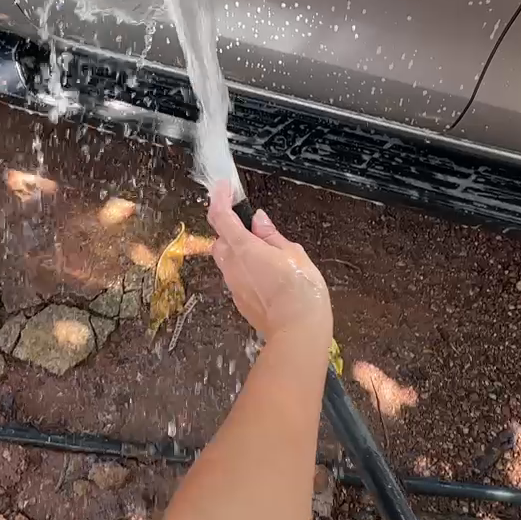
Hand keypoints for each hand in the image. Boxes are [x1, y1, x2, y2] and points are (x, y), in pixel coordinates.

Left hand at [205, 181, 331, 345]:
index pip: (221, 216)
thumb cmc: (301, 290)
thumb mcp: (293, 254)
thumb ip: (271, 236)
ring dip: (238, 250)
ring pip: (227, 260)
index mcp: (244, 248)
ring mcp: (233, 285)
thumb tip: (258, 220)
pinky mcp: (239, 301)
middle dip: (230, 229)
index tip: (223, 187)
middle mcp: (232, 265)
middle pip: (220, 240)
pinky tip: (266, 274)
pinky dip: (245, 269)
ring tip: (266, 253)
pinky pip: (236, 277)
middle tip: (252, 226)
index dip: (219, 198)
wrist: (298, 332)